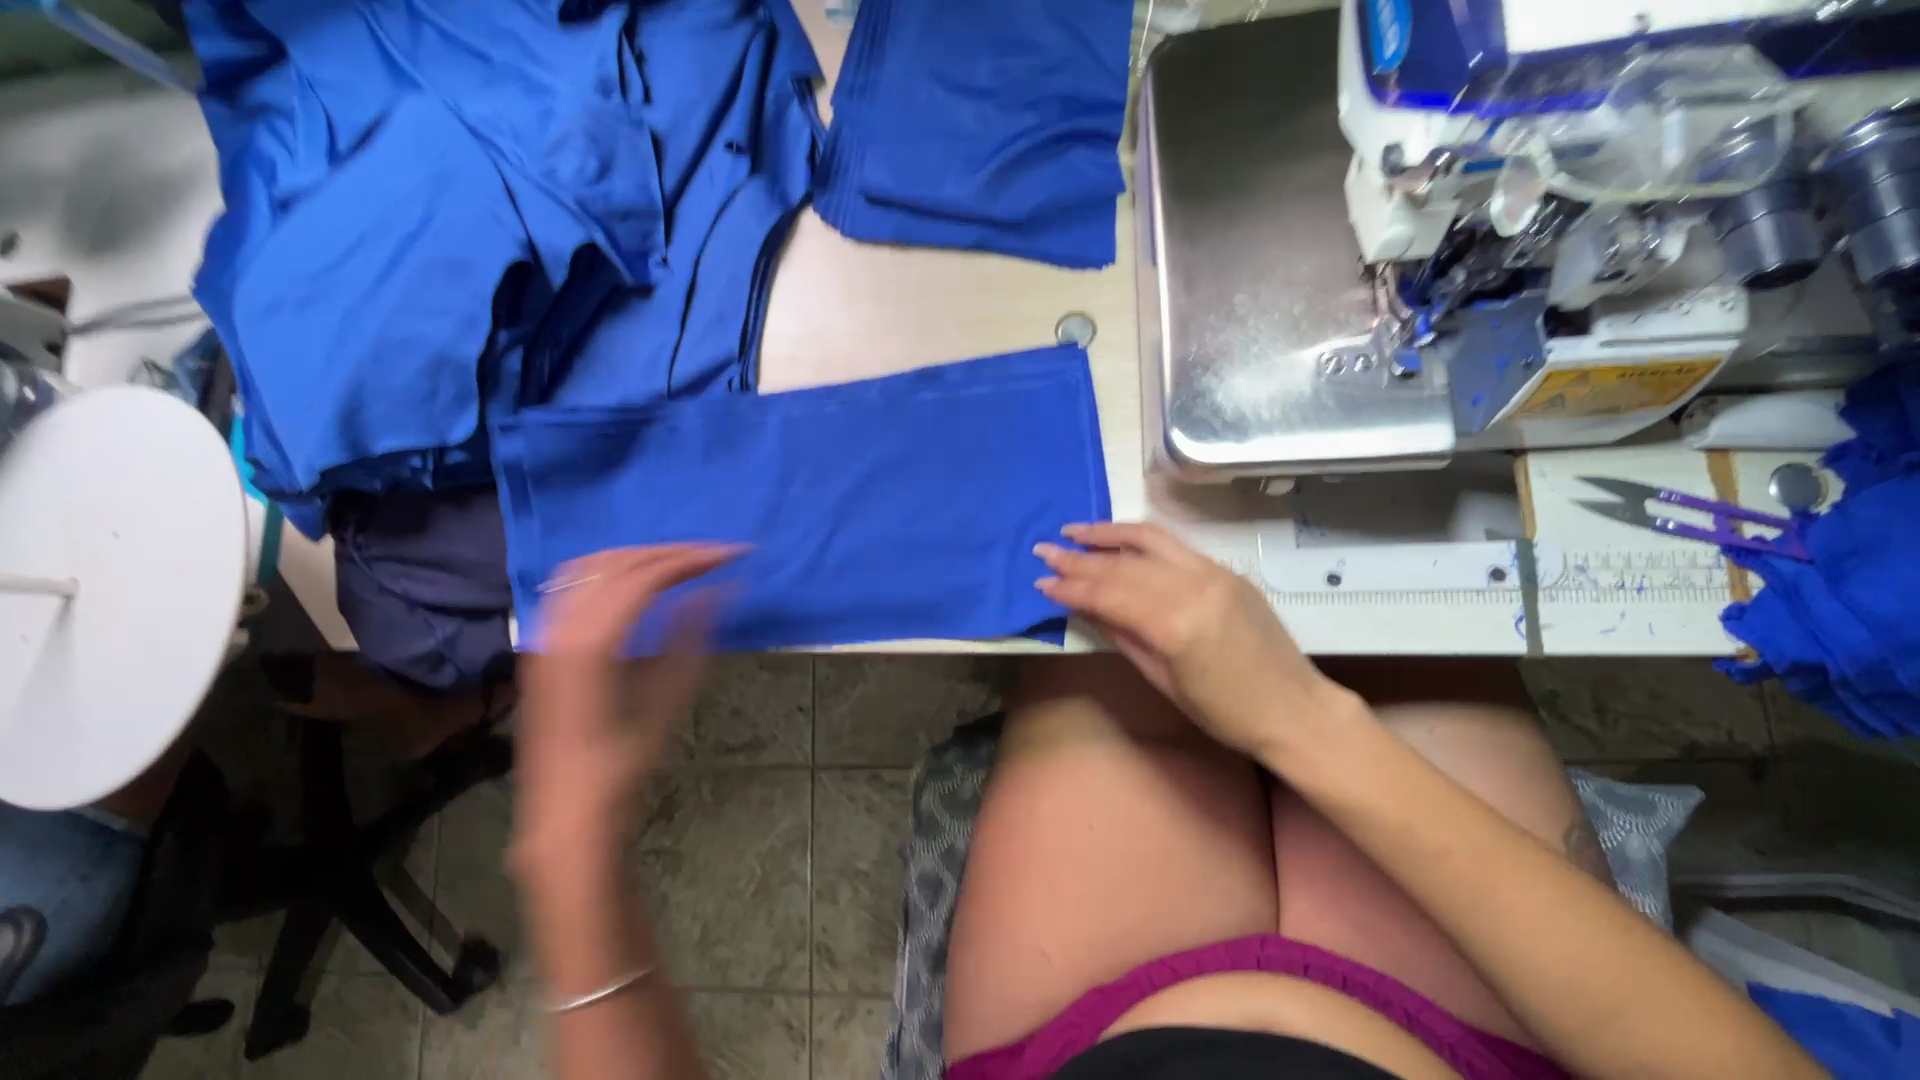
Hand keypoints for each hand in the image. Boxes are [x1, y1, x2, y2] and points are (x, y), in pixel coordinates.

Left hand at [512, 545, 741, 864]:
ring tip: (680, 564)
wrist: (566, 816)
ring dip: (637, 556)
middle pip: (618, 561)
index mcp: (593, 642)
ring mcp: (544, 634)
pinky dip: (609, 571)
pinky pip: (572, 584)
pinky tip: (635, 585)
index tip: (735, 555)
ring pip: (589, 565)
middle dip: (670, 551)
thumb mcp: (668, 706)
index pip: (647, 575)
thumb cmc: (623, 769)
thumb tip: (721, 590)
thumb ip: (690, 641)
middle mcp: (561, 627)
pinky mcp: (541, 645)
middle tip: (714, 557)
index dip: (694, 558)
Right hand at [1034, 523, 1346, 757]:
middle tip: (1044, 552)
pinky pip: (1175, 547)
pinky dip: (1141, 540)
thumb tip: (1085, 608)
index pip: (1111, 595)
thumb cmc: (1225, 713)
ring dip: (1108, 534)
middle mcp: (1195, 586)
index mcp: (1177, 623)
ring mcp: (1214, 573)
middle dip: (1080, 559)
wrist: (1294, 708)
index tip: (1042, 582)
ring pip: (1151, 542)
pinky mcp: (1226, 571)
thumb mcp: (1164, 681)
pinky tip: (1118, 540)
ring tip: (1075, 532)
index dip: (1073, 588)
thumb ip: (1123, 636)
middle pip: (1125, 566)